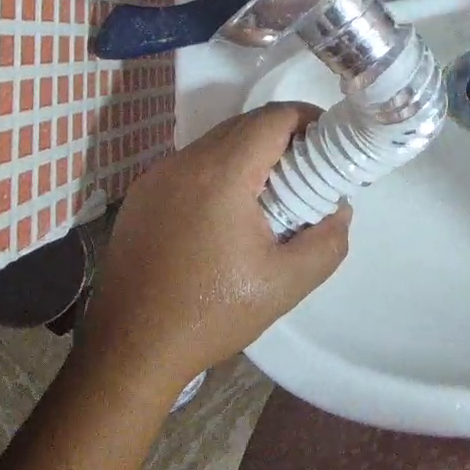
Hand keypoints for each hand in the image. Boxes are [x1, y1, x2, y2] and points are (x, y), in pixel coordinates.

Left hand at [80, 102, 351, 395]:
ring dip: (249, 154)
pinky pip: (190, 166)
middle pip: (244, 124)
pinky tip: (225, 215)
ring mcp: (157, 177)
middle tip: (306, 171)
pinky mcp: (141, 196)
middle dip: (282, 137)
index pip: (273, 118)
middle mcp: (185, 163)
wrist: (130, 351)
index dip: (306, 118)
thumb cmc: (211, 314)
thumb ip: (327, 242)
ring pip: (215, 143)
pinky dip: (218, 172)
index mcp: (222, 175)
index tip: (327, 143)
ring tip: (269, 196)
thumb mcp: (285, 284)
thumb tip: (339, 210)